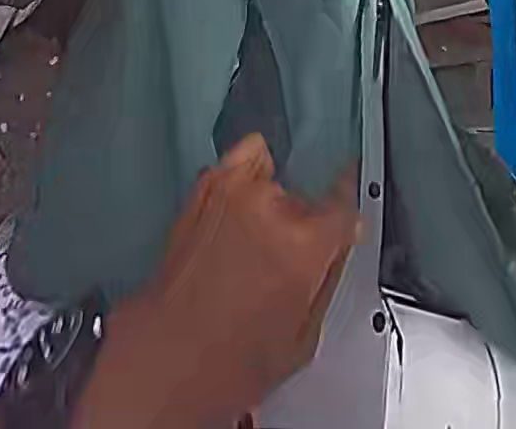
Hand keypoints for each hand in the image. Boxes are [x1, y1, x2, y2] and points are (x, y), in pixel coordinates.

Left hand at [71, 134, 357, 428]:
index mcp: (305, 243)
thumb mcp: (304, 334)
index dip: (349, 209)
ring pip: (277, 174)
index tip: (346, 209)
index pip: (345, 202)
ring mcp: (236, 189)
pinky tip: (241, 205)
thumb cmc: (226, 360)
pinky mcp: (208, 183)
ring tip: (256, 232)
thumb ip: (330, 273)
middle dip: (303, 222)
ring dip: (273, 198)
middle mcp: (271, 206)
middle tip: (282, 255)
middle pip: (307, 196)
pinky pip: (246, 155)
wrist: (166, 357)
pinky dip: (249, 171)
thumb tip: (343, 239)